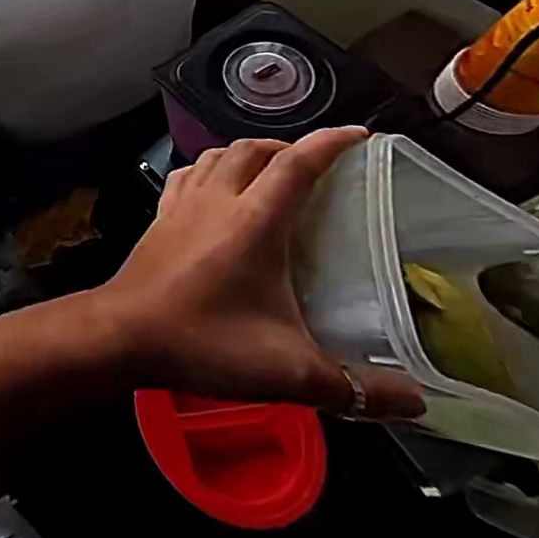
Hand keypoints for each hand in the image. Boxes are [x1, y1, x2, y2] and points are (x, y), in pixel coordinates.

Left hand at [95, 127, 424, 418]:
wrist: (122, 334)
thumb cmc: (203, 342)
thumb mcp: (289, 371)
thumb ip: (356, 389)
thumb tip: (416, 403)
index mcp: (253, 221)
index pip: (296, 164)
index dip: (330, 143)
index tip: (358, 135)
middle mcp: (216, 199)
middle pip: (252, 149)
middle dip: (287, 147)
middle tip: (316, 167)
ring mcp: (181, 204)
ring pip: (216, 155)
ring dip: (246, 153)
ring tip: (270, 172)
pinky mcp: (159, 217)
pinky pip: (187, 175)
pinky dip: (208, 169)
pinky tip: (215, 189)